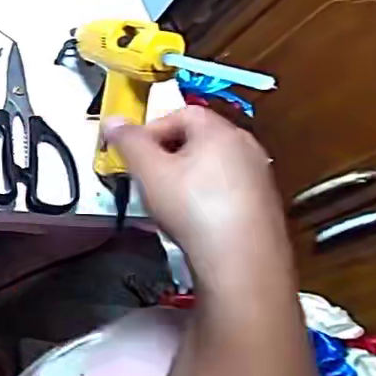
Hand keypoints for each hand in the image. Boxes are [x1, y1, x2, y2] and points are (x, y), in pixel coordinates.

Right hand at [102, 107, 291, 300]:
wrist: (242, 262)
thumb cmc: (194, 209)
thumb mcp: (149, 171)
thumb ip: (128, 142)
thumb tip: (112, 121)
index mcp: (220, 130)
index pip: (181, 113)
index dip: (151, 130)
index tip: (134, 153)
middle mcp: (245, 147)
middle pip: (197, 139)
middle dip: (166, 155)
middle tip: (147, 177)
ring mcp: (259, 177)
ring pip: (211, 166)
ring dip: (185, 178)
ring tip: (167, 203)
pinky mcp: (264, 206)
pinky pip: (226, 191)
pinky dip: (205, 198)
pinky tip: (192, 222)